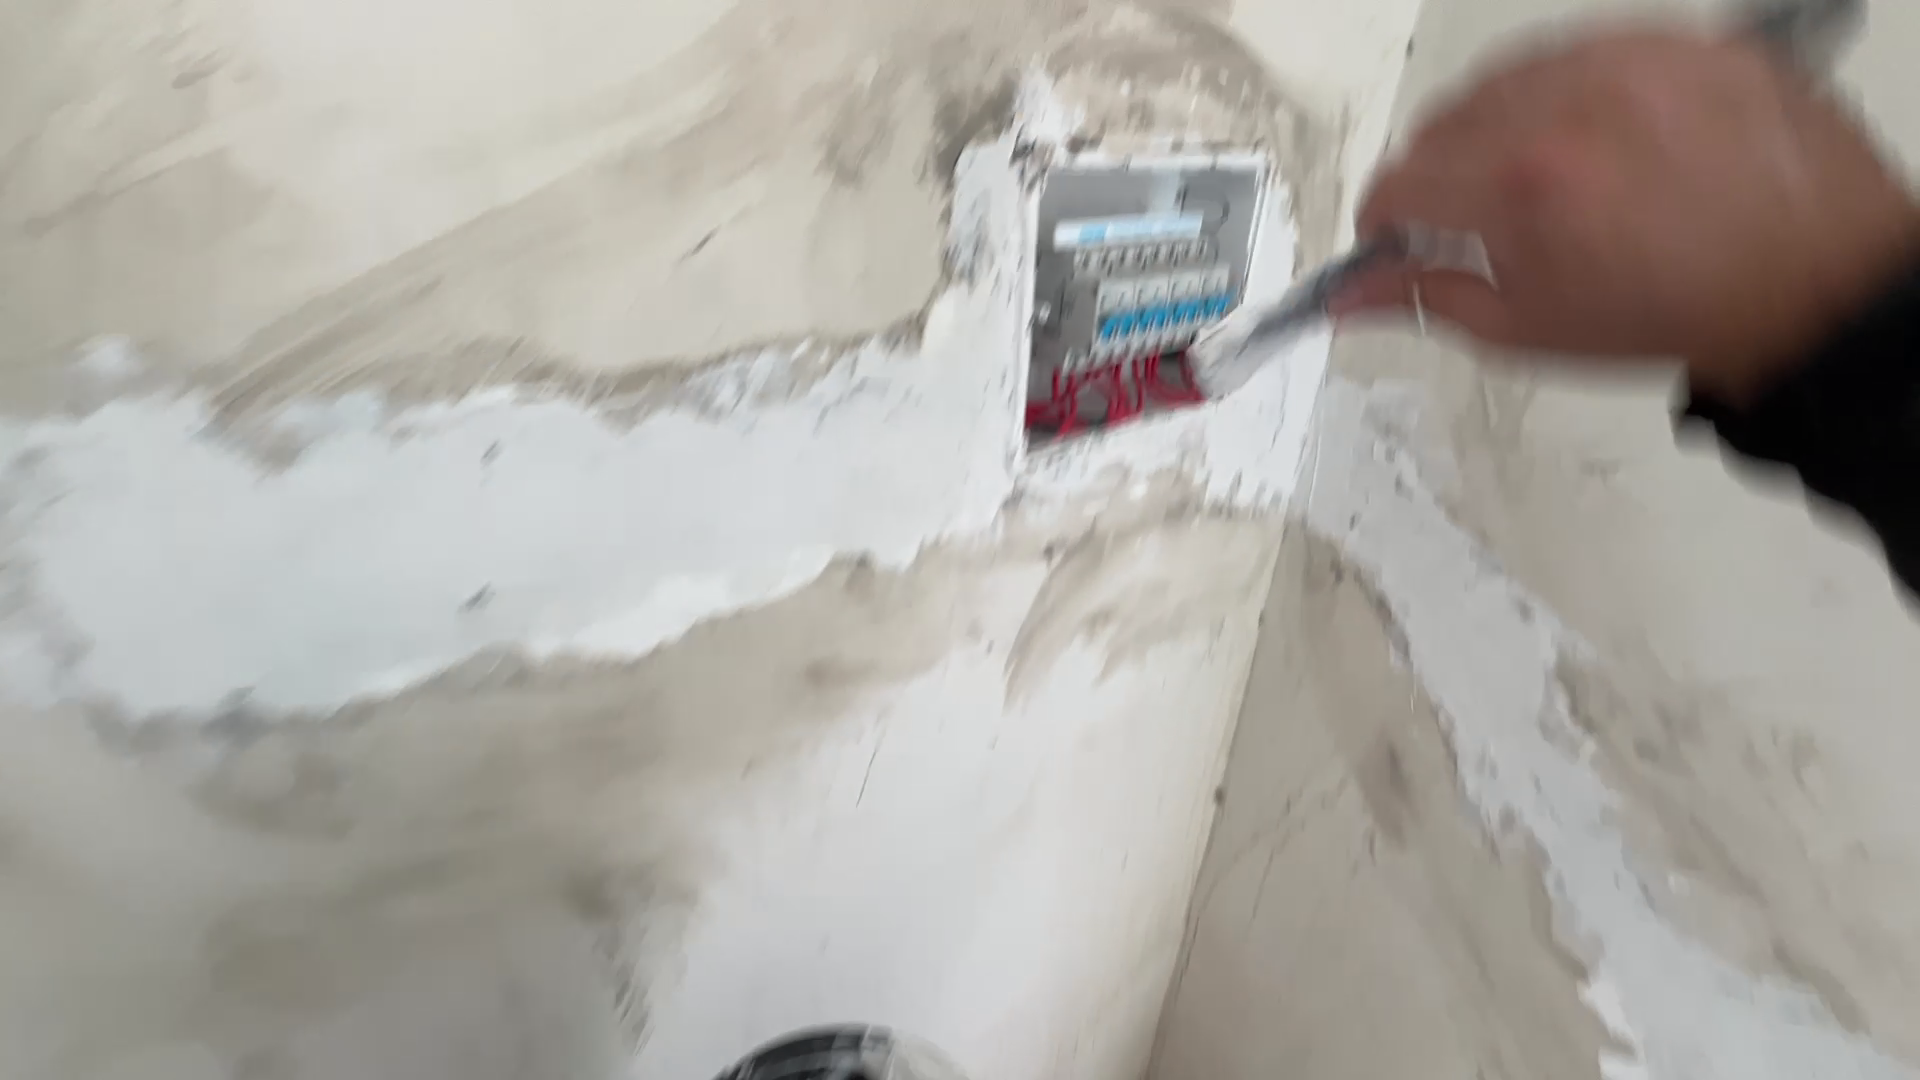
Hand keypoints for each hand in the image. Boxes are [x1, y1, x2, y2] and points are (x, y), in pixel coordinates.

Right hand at [1333, 28, 1919, 402]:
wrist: (1804, 283)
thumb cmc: (1661, 312)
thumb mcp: (1512, 326)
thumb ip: (1416, 298)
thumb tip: (1345, 298)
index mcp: (1519, 187)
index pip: (1398, 182)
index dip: (1377, 217)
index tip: (1387, 235)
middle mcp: (1571, 108)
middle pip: (1438, 125)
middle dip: (1426, 177)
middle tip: (1450, 217)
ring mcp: (1634, 65)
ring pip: (1498, 80)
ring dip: (1479, 131)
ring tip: (1510, 176)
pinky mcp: (1685, 45)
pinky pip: (1576, 50)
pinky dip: (1548, 93)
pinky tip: (1567, 136)